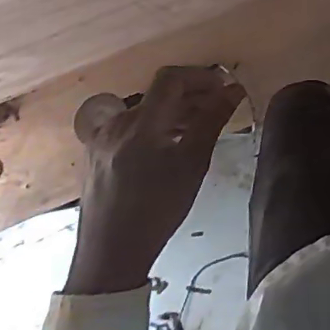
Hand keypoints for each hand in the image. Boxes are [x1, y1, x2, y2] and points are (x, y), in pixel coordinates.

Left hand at [63, 66, 245, 294]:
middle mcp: (117, 122)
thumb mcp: (193, 165)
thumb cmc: (157, 210)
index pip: (171, 79)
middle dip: (191, 94)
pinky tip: (166, 143)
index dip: (201, 77)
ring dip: (173, 110)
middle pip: (158, 93)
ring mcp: (102, 136)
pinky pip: (129, 125)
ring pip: (144, 109)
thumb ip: (212, 120)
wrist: (110, 253)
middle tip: (218, 108)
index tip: (224, 88)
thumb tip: (232, 89)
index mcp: (140, 122)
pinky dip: (153, 124)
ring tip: (197, 127)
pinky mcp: (96, 151)